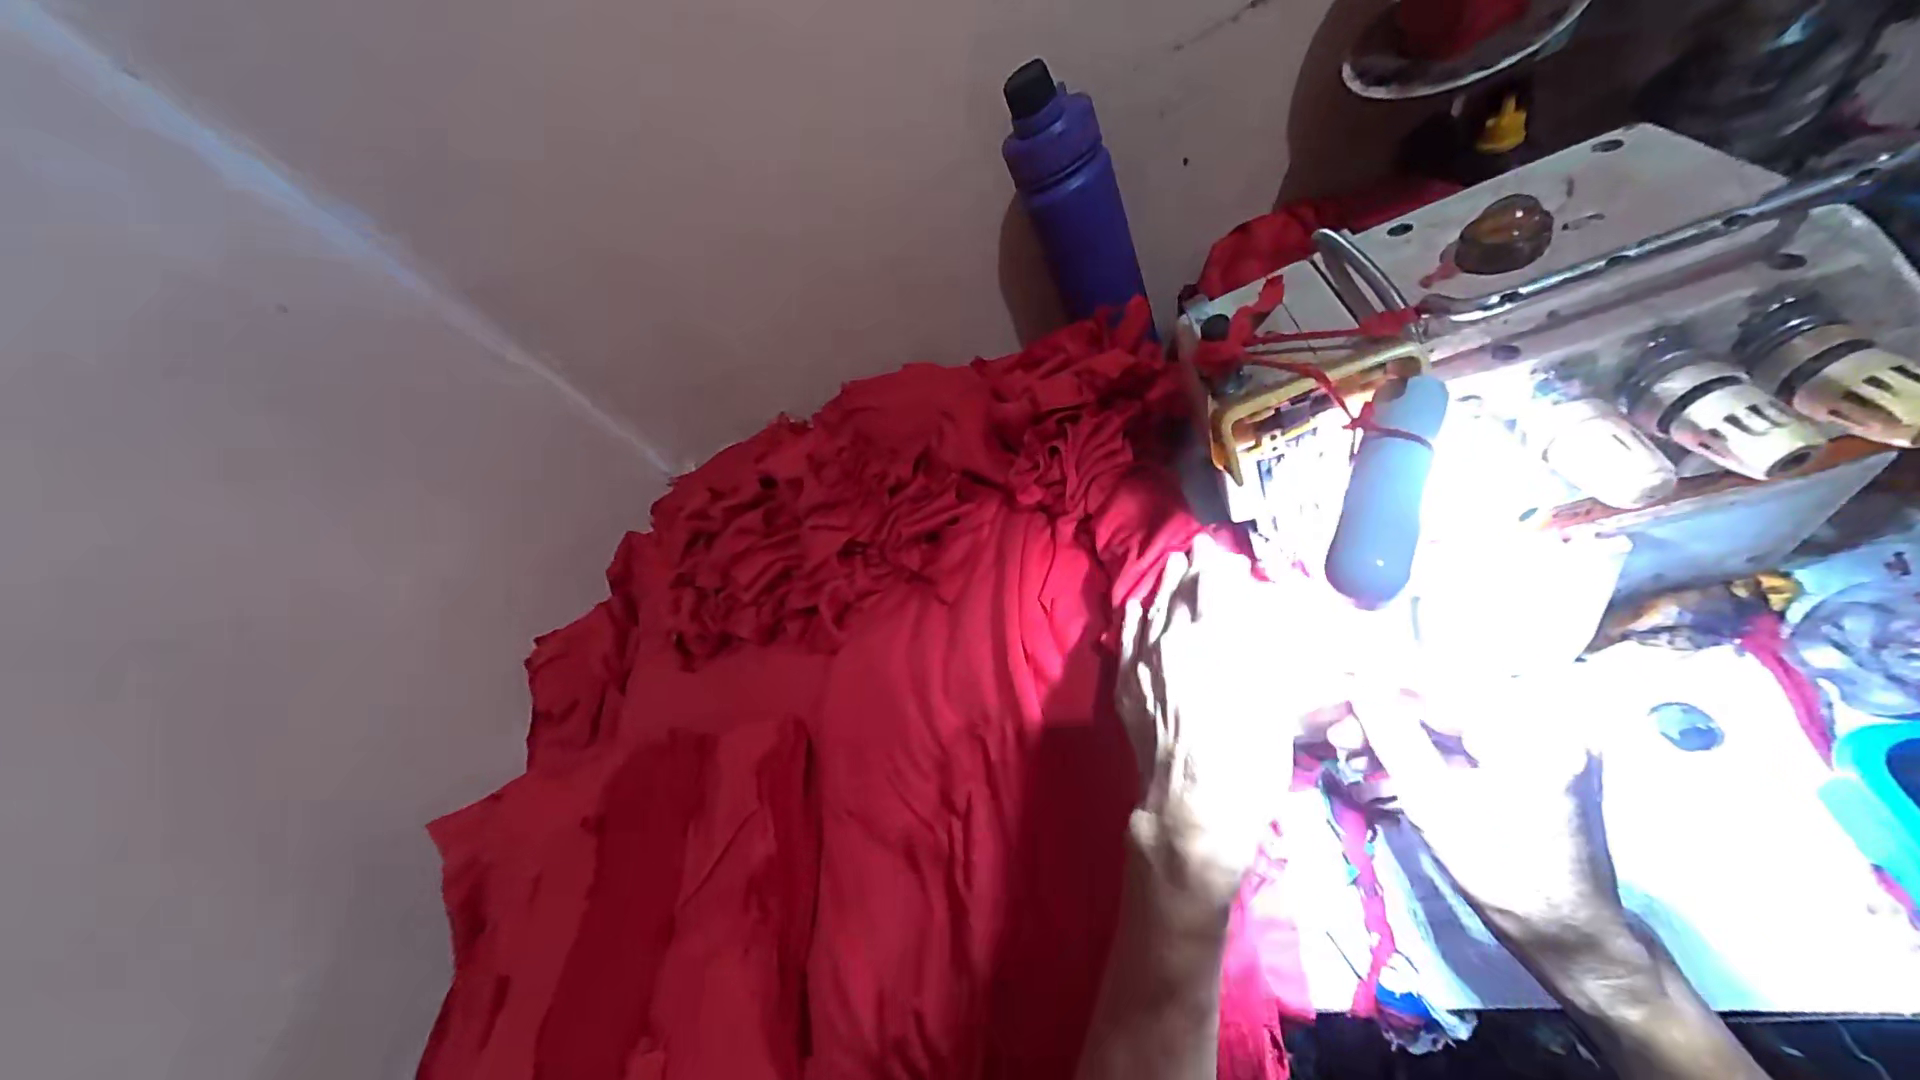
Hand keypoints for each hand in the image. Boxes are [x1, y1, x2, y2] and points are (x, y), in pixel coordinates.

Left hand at [1115, 534, 1304, 899]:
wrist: (1193, 805)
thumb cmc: (1248, 758)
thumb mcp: (1277, 702)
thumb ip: (1271, 656)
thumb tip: (1268, 626)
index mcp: (1213, 639)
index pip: (1210, 586)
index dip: (1214, 565)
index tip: (1218, 551)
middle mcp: (1172, 641)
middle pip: (1178, 593)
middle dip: (1187, 570)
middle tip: (1194, 552)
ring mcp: (1142, 663)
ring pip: (1151, 611)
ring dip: (1162, 588)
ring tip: (1169, 568)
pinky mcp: (1125, 685)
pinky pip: (1126, 641)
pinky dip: (1133, 621)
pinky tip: (1137, 608)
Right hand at [1351, 683, 1768, 1079]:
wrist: (1572, 936)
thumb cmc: (1504, 878)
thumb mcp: (1435, 806)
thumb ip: (1393, 737)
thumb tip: (1355, 682)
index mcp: (1532, 732)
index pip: (1440, 683)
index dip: (1380, 679)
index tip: (1334, 675)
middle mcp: (1544, 720)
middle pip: (1441, 695)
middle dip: (1381, 710)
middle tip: (1338, 731)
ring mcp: (1539, 735)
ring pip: (1444, 713)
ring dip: (1393, 729)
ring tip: (1352, 750)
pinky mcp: (1528, 751)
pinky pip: (1459, 732)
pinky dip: (1418, 744)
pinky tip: (1383, 762)